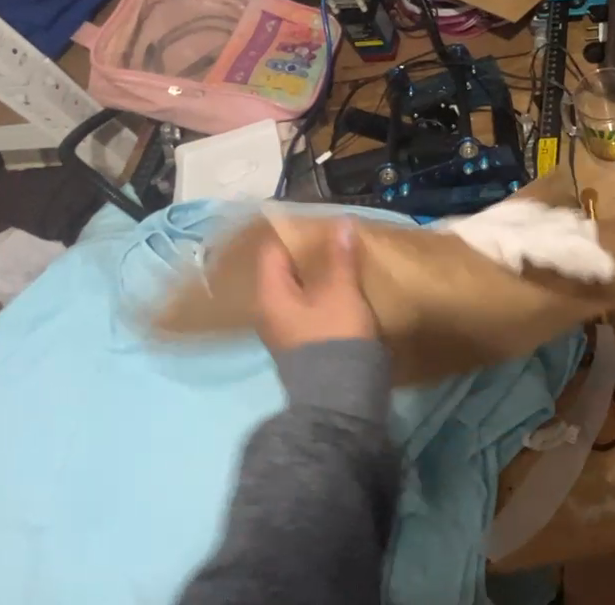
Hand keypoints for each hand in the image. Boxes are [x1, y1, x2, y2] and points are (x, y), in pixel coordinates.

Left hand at [254, 221, 377, 353]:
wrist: (339, 394)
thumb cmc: (333, 336)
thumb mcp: (341, 292)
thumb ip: (340, 258)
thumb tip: (341, 223)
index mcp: (270, 296)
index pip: (272, 252)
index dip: (293, 233)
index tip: (318, 219)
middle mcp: (269, 311)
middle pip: (285, 271)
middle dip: (309, 253)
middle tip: (336, 236)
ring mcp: (286, 329)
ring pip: (299, 289)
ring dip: (319, 273)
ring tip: (345, 258)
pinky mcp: (303, 342)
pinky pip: (310, 305)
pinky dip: (324, 292)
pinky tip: (345, 287)